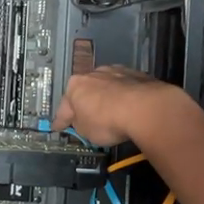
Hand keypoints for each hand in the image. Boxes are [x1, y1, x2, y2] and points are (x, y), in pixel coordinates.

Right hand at [53, 66, 188, 145]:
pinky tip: (128, 108)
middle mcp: (93, 74)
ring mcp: (116, 71)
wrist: (145, 109)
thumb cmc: (107, 121)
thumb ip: (79, 125)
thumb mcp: (85, 132)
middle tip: (86, 120)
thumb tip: (82, 122)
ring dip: (106, 98)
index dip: (61, 121)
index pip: (64, 108)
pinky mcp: (137, 75)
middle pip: (85, 92)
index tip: (58, 127)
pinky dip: (124, 96)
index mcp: (75, 86)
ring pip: (106, 87)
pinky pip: (125, 88)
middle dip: (85, 104)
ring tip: (111, 113)